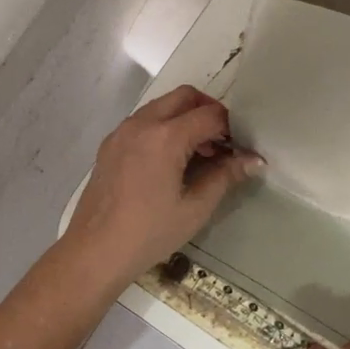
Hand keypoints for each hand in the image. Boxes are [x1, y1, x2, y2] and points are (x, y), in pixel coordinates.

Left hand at [62, 85, 262, 285]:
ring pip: (161, 107)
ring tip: (198, 156)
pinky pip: (143, 122)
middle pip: (184, 97)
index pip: (210, 115)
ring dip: (185, 119)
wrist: (94, 251)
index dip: (231, 129)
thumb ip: (225, 177)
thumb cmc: (149, 233)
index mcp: (165, 136)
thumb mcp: (194, 208)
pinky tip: (170, 163)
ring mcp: (121, 132)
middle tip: (222, 143)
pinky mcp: (109, 145)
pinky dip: (163, 128)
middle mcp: (141, 124)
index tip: (241, 150)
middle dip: (208, 112)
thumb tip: (255, 161)